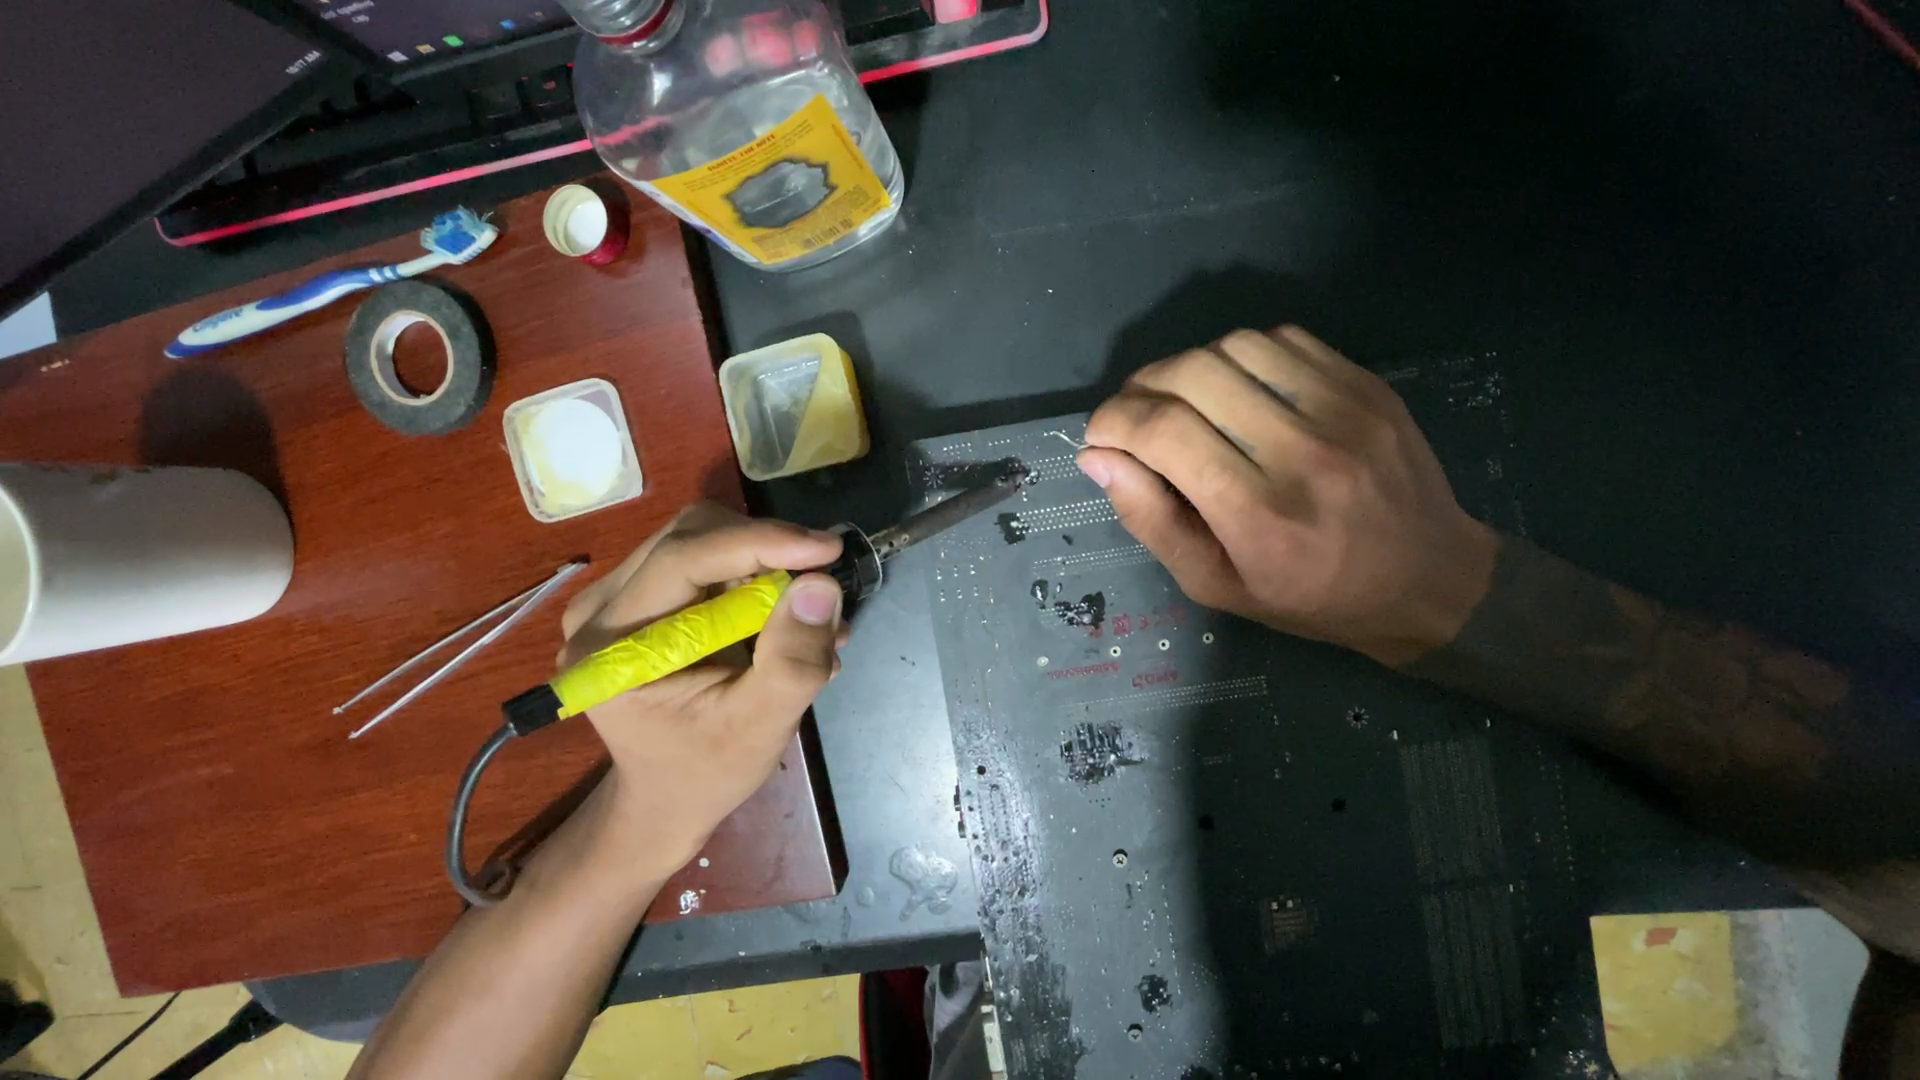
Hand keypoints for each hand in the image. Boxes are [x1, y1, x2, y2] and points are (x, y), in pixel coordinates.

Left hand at [551, 503, 845, 890]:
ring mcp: (618, 598)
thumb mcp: (760, 728)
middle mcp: (601, 607)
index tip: (828, 549)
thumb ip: (791, 661)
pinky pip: (707, 559)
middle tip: (821, 586)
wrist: (668, 797)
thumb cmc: (706, 772)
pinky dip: (755, 576)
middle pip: (691, 535)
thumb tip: (822, 584)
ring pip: (703, 538)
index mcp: (609, 644)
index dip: (759, 542)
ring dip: (765, 564)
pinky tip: (785, 621)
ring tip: (809, 617)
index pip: (681, 558)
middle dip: (765, 550)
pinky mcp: (644, 597)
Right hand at [1078, 326, 1498, 665]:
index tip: (1099, 436)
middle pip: (1192, 376)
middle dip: (1140, 388)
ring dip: (1188, 367)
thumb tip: (1098, 459)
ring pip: (1233, 346)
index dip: (1113, 422)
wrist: (1428, 581)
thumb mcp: (1214, 584)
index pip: (1163, 434)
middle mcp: (1302, 452)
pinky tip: (1236, 389)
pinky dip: (1239, 355)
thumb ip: (1151, 521)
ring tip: (1181, 401)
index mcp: (1259, 515)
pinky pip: (1282, 339)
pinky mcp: (1366, 385)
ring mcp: (1343, 410)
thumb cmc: (1309, 597)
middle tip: (1132, 416)